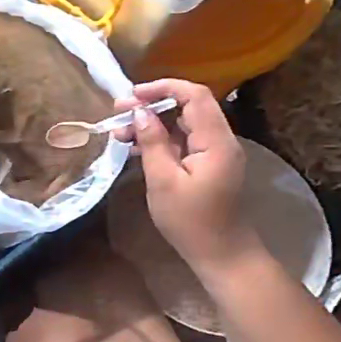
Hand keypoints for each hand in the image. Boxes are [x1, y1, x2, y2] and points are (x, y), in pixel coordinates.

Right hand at [112, 79, 256, 268]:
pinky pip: (187, 140)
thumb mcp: (163, 182)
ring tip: (121, 132)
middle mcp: (222, 140)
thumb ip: (153, 143)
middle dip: (154, 104)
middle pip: (190, 106)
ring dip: (155, 123)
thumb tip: (140, 112)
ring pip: (185, 123)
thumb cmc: (190, 222)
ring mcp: (217, 152)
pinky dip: (164, 139)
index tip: (131, 95)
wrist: (222, 254)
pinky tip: (138, 146)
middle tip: (118, 113)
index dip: (163, 87)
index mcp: (215, 141)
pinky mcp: (210, 165)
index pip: (194, 95)